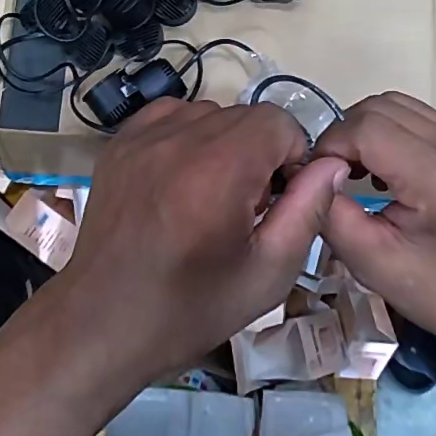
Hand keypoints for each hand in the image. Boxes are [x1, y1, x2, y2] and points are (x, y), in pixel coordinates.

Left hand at [59, 97, 350, 383]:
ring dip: (224, 143)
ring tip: (210, 194)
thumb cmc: (191, 307)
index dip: (291, 158)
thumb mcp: (268, 273)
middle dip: (259, 152)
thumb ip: (308, 210)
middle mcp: (178, 138)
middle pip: (245, 115)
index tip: (277, 200)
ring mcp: (142, 136)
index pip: (278, 121)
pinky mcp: (119, 142)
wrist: (103, 323)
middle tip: (244, 205)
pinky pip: (171, 115)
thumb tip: (331, 164)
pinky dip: (187, 136)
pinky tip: (181, 177)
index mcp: (218, 169)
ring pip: (210, 112)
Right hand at [311, 92, 435, 386]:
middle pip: (380, 107)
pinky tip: (381, 170)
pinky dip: (385, 132)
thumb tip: (309, 174)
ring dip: (363, 131)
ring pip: (395, 104)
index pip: (369, 128)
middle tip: (332, 178)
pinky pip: (413, 116)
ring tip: (354, 172)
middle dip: (344, 136)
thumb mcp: (377, 267)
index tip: (318, 182)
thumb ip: (332, 215)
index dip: (331, 146)